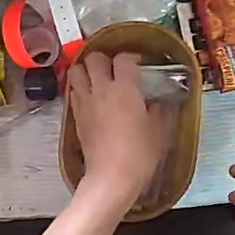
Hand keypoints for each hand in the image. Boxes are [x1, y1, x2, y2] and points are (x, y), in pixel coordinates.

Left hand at [67, 52, 167, 211]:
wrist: (111, 177)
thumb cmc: (139, 154)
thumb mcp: (160, 131)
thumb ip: (162, 110)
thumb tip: (162, 101)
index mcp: (125, 89)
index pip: (123, 59)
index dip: (131, 57)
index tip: (138, 65)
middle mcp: (101, 90)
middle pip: (94, 58)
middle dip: (104, 58)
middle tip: (114, 68)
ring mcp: (85, 102)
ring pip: (76, 71)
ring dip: (85, 70)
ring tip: (97, 78)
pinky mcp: (76, 116)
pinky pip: (73, 91)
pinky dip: (79, 88)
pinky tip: (90, 97)